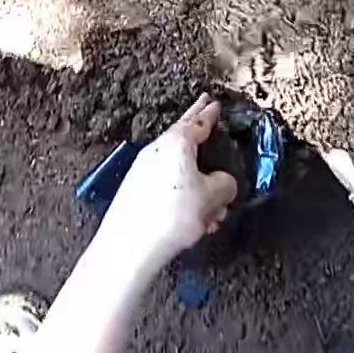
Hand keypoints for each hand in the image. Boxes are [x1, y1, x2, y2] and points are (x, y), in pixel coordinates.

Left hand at [96, 94, 239, 275]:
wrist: (127, 247)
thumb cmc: (171, 215)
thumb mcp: (213, 197)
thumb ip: (225, 184)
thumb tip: (223, 184)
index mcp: (178, 143)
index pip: (199, 122)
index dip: (210, 114)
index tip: (215, 104)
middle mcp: (158, 150)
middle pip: (183, 130)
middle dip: (196, 119)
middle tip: (204, 105)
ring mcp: (143, 168)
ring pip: (177, 163)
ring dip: (196, 174)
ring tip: (213, 203)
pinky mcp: (135, 189)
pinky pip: (167, 182)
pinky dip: (182, 190)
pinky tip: (193, 216)